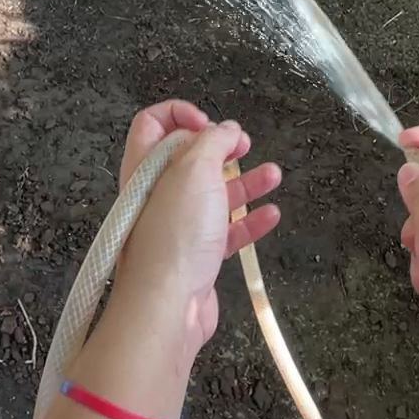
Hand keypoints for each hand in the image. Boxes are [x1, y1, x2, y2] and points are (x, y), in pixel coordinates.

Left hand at [112, 101, 281, 358]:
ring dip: (244, 182)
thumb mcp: (195, 169)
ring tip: (273, 175)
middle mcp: (157, 192)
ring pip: (213, 194)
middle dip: (219, 147)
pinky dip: (249, 221)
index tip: (209, 123)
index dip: (179, 113)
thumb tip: (226, 129)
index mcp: (145, 166)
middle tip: (243, 145)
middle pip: (188, 158)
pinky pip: (226, 231)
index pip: (151, 123)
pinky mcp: (197, 256)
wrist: (167, 304)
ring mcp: (177, 225)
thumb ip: (212, 142)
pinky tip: (271, 215)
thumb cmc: (176, 229)